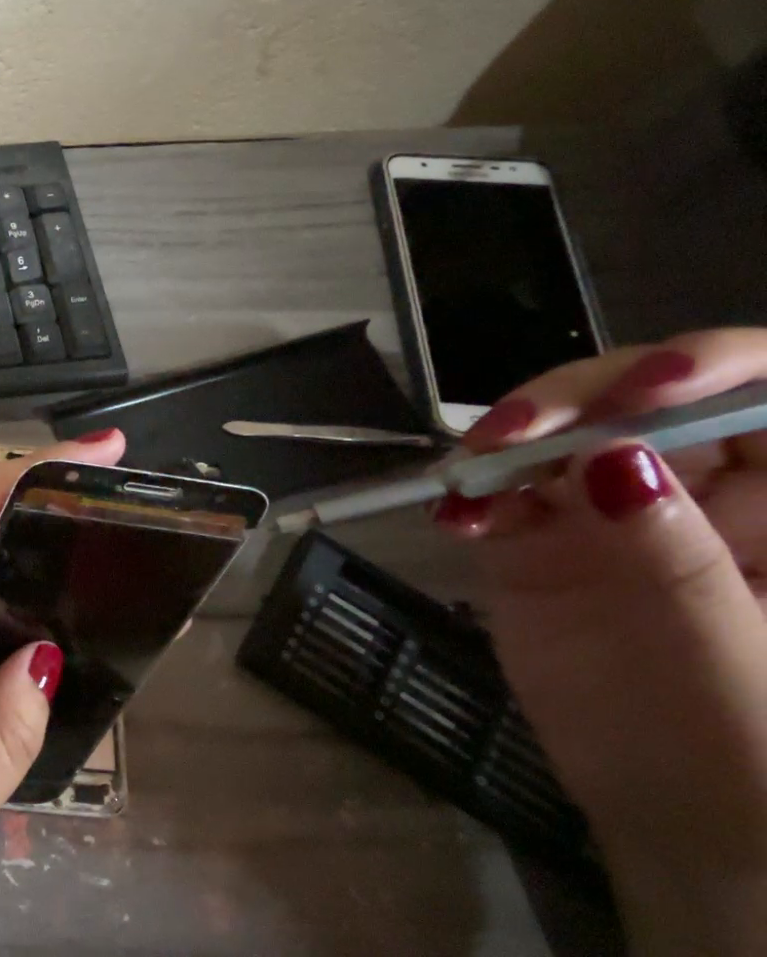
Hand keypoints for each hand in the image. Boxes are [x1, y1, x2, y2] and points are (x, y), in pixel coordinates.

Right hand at [434, 328, 766, 953]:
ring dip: (509, 438)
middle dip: (580, 398)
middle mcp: (709, 490)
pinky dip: (472, 490)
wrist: (683, 823)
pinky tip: (456, 513)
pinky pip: (501, 492)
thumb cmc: (748, 757)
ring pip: (559, 434)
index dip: (715, 368)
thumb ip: (681, 564)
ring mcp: (614, 514)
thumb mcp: (733, 667)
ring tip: (468, 472)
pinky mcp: (539, 543)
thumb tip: (611, 458)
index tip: (647, 388)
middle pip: (644, 398)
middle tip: (512, 434)